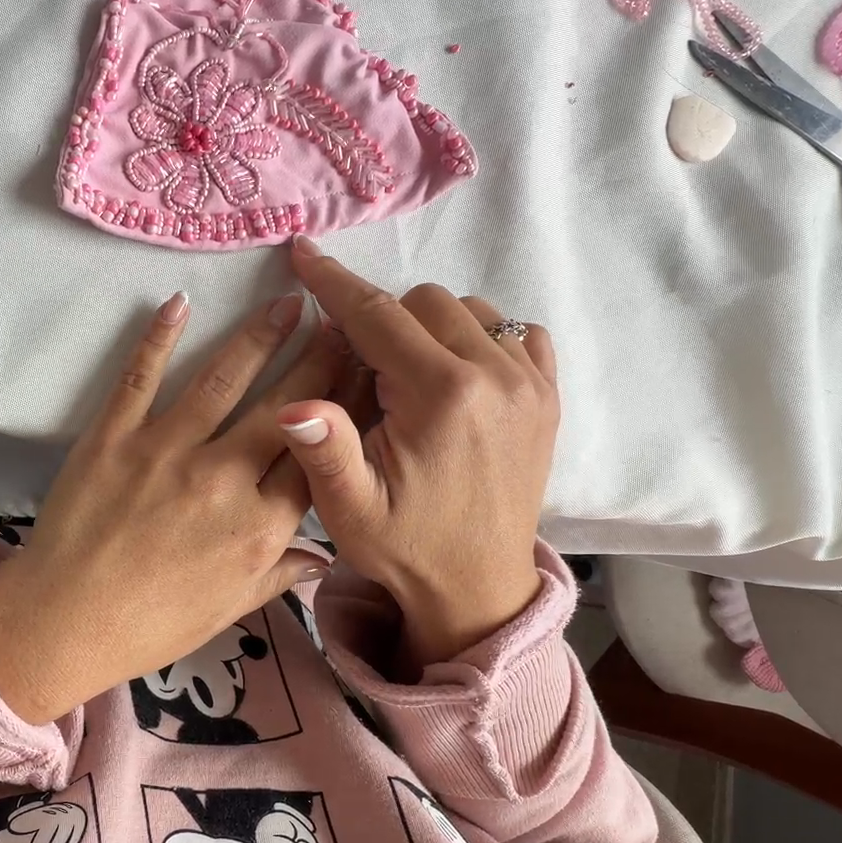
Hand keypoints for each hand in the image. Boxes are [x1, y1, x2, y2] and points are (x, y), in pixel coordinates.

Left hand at [0, 291, 345, 723]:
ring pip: (222, 381)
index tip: (367, 375)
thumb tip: (326, 554)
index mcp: (258, 528)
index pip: (319, 457)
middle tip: (341, 319)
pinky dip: (158, 338)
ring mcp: (164, 452)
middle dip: (319, 359)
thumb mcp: (228, 611)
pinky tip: (179, 302)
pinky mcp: (111, 437)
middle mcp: (222, 481)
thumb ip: (278, 574)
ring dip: (258, 336)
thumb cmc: (149, 625)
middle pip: (285, 409)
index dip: (346, 412)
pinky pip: (139, 379)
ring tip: (288, 300)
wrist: (63, 622)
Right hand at [275, 235, 558, 668]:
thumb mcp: (349, 509)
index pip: (378, 316)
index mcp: (442, 397)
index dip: (333, 282)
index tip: (303, 252)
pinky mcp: (548, 398)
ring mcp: (532, 384)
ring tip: (403, 376)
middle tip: (357, 369)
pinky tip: (454, 374)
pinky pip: (516, 333)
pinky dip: (478, 337)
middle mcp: (497, 376)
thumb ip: (324, 451)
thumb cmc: (404, 546)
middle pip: (425, 302)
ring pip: (469, 310)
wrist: (478, 590)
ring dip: (426, 328)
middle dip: (381, 319)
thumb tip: (294, 404)